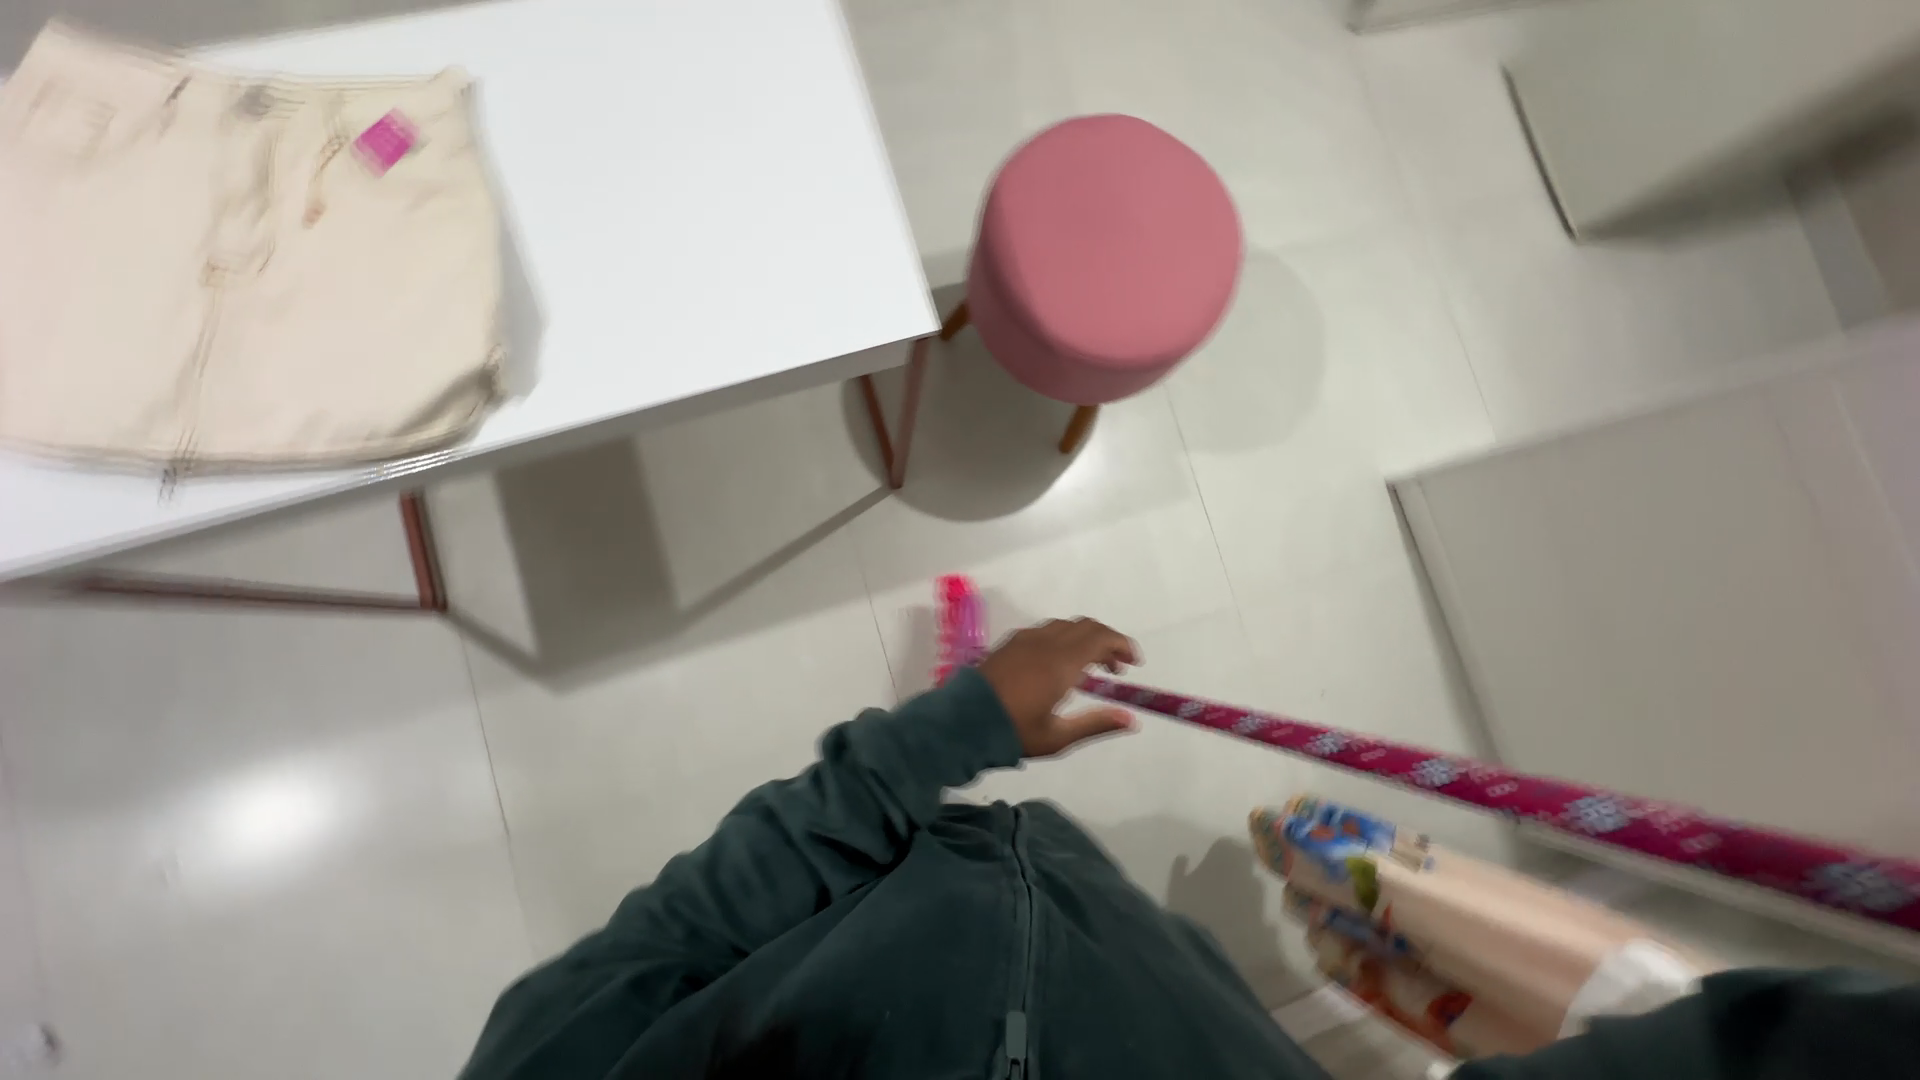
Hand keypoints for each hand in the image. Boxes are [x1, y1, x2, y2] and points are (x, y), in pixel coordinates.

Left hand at [976, 617, 1139, 757]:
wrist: (962, 723)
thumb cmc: (1014, 732)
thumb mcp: (1058, 737)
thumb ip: (1096, 723)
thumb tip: (1132, 720)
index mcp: (1061, 662)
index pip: (1101, 637)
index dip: (1122, 645)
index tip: (1134, 663)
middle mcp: (1045, 642)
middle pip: (1085, 626)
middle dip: (1106, 641)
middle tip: (1116, 668)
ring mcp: (1024, 640)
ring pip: (1064, 626)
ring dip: (1083, 639)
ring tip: (1090, 668)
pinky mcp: (1009, 644)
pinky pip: (1044, 632)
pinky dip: (1062, 640)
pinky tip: (1058, 665)